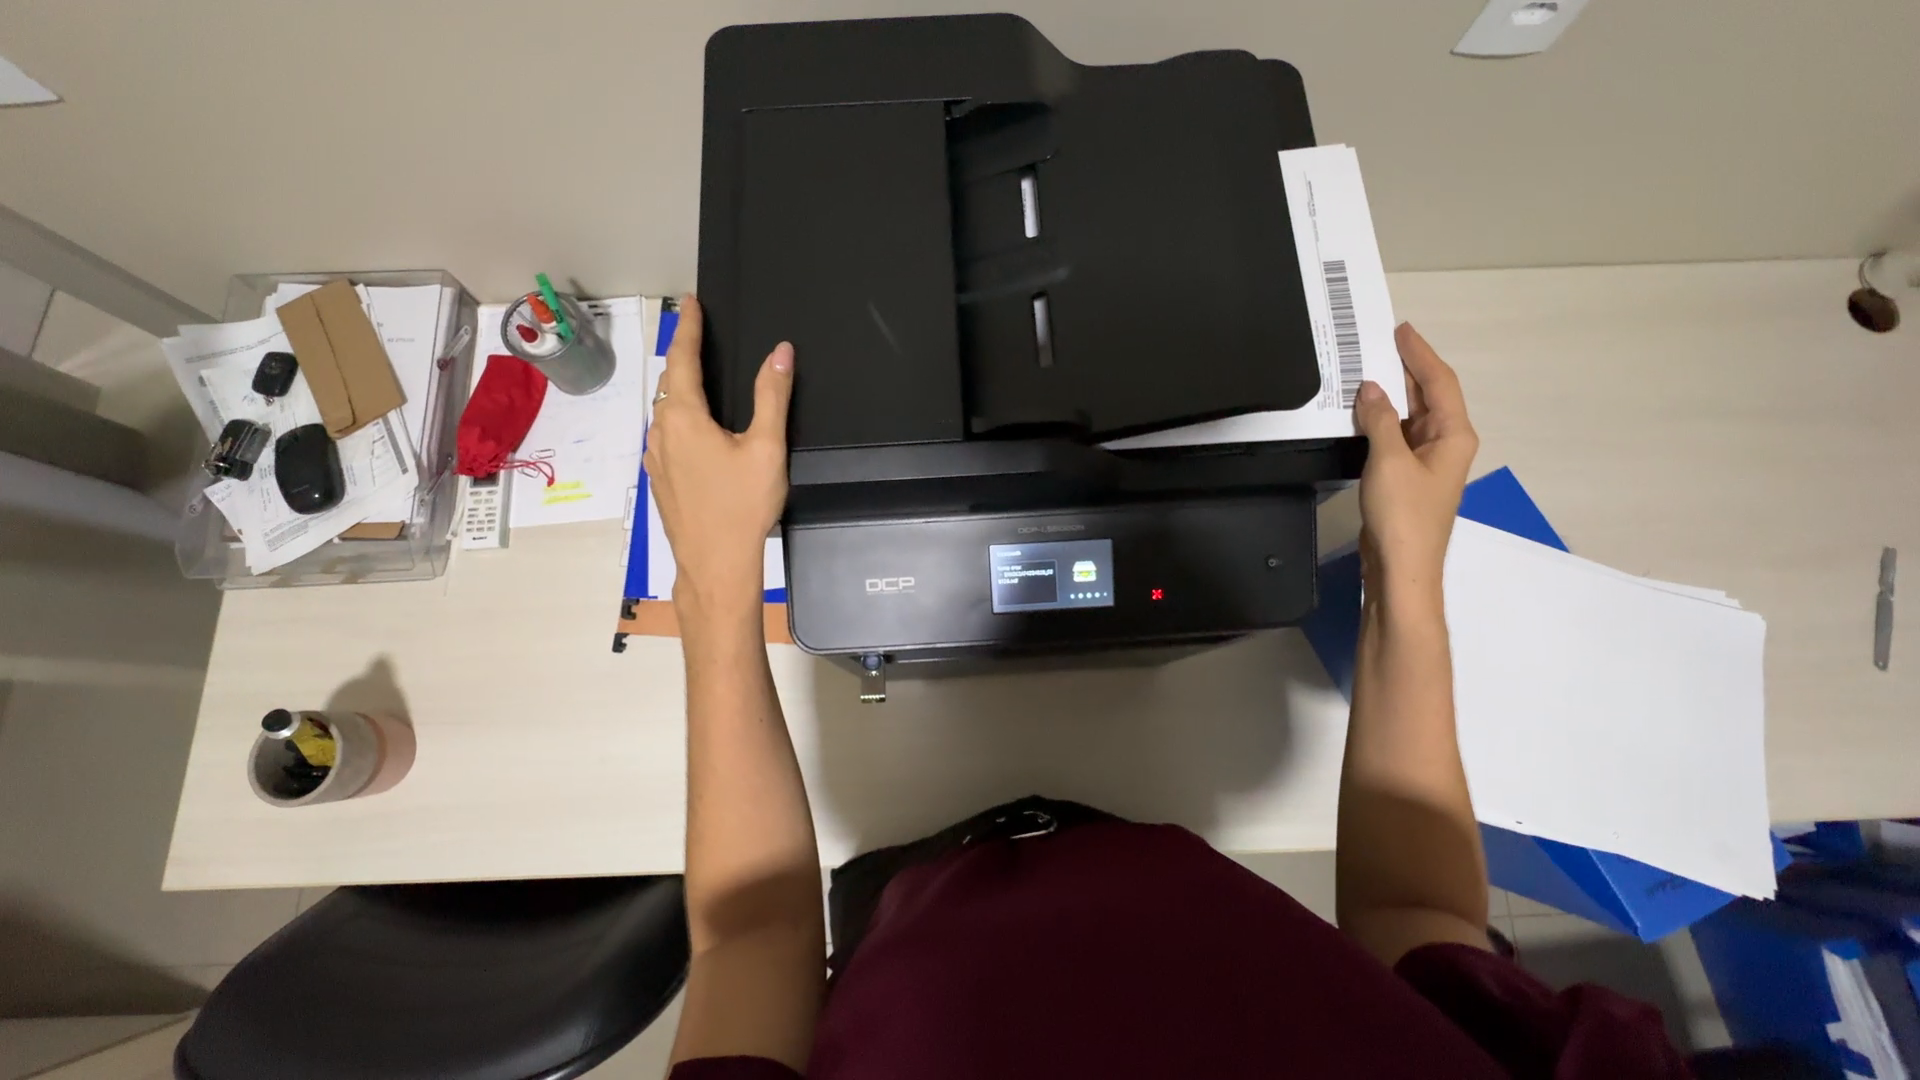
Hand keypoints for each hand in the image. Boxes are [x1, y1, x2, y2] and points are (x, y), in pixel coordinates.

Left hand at [643, 295, 793, 618]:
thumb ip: (772, 397)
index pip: (682, 358)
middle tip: (699, 337)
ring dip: (680, 389)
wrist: (714, 564)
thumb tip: (780, 352)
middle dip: (683, 356)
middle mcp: (662, 432)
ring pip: (665, 410)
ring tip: (702, 379)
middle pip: (669, 383)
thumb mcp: (766, 448)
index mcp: (684, 417)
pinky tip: (699, 429)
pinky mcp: (661, 479)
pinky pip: (667, 434)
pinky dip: (680, 417)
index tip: (689, 302)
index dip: (687, 327)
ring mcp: (656, 458)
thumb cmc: (742, 506)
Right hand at [1354, 323, 1477, 594]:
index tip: (1400, 330)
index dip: (1420, 354)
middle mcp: (1445, 444)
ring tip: (1362, 371)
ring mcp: (1426, 463)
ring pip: (1409, 417)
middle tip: (1376, 344)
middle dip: (1405, 370)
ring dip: (1389, 396)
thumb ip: (1379, 420)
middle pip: (1428, 396)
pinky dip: (1379, 421)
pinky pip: (1395, 437)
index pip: (1439, 382)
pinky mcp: (1405, 479)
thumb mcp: (1388, 460)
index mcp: (1453, 435)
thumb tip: (1370, 389)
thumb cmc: (1403, 514)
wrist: (1401, 567)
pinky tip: (1359, 414)